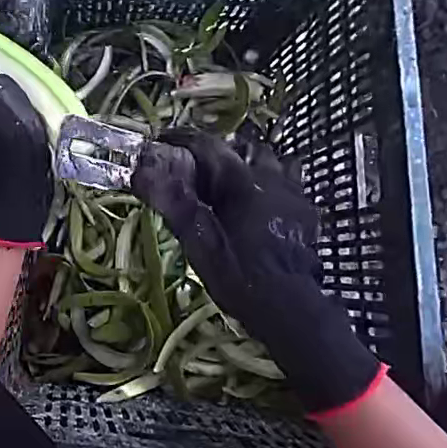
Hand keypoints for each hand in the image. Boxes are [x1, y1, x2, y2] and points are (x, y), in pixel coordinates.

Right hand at [132, 129, 382, 415]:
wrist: (291, 307)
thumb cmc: (239, 275)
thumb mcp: (198, 242)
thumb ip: (172, 202)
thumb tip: (140, 172)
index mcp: (240, 179)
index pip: (206, 144)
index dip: (180, 140)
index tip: (160, 142)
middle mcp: (270, 175)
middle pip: (240, 148)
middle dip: (216, 152)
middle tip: (195, 170)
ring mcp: (293, 191)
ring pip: (268, 160)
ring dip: (246, 164)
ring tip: (230, 183)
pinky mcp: (306, 210)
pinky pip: (287, 181)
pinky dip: (269, 182)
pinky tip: (260, 204)